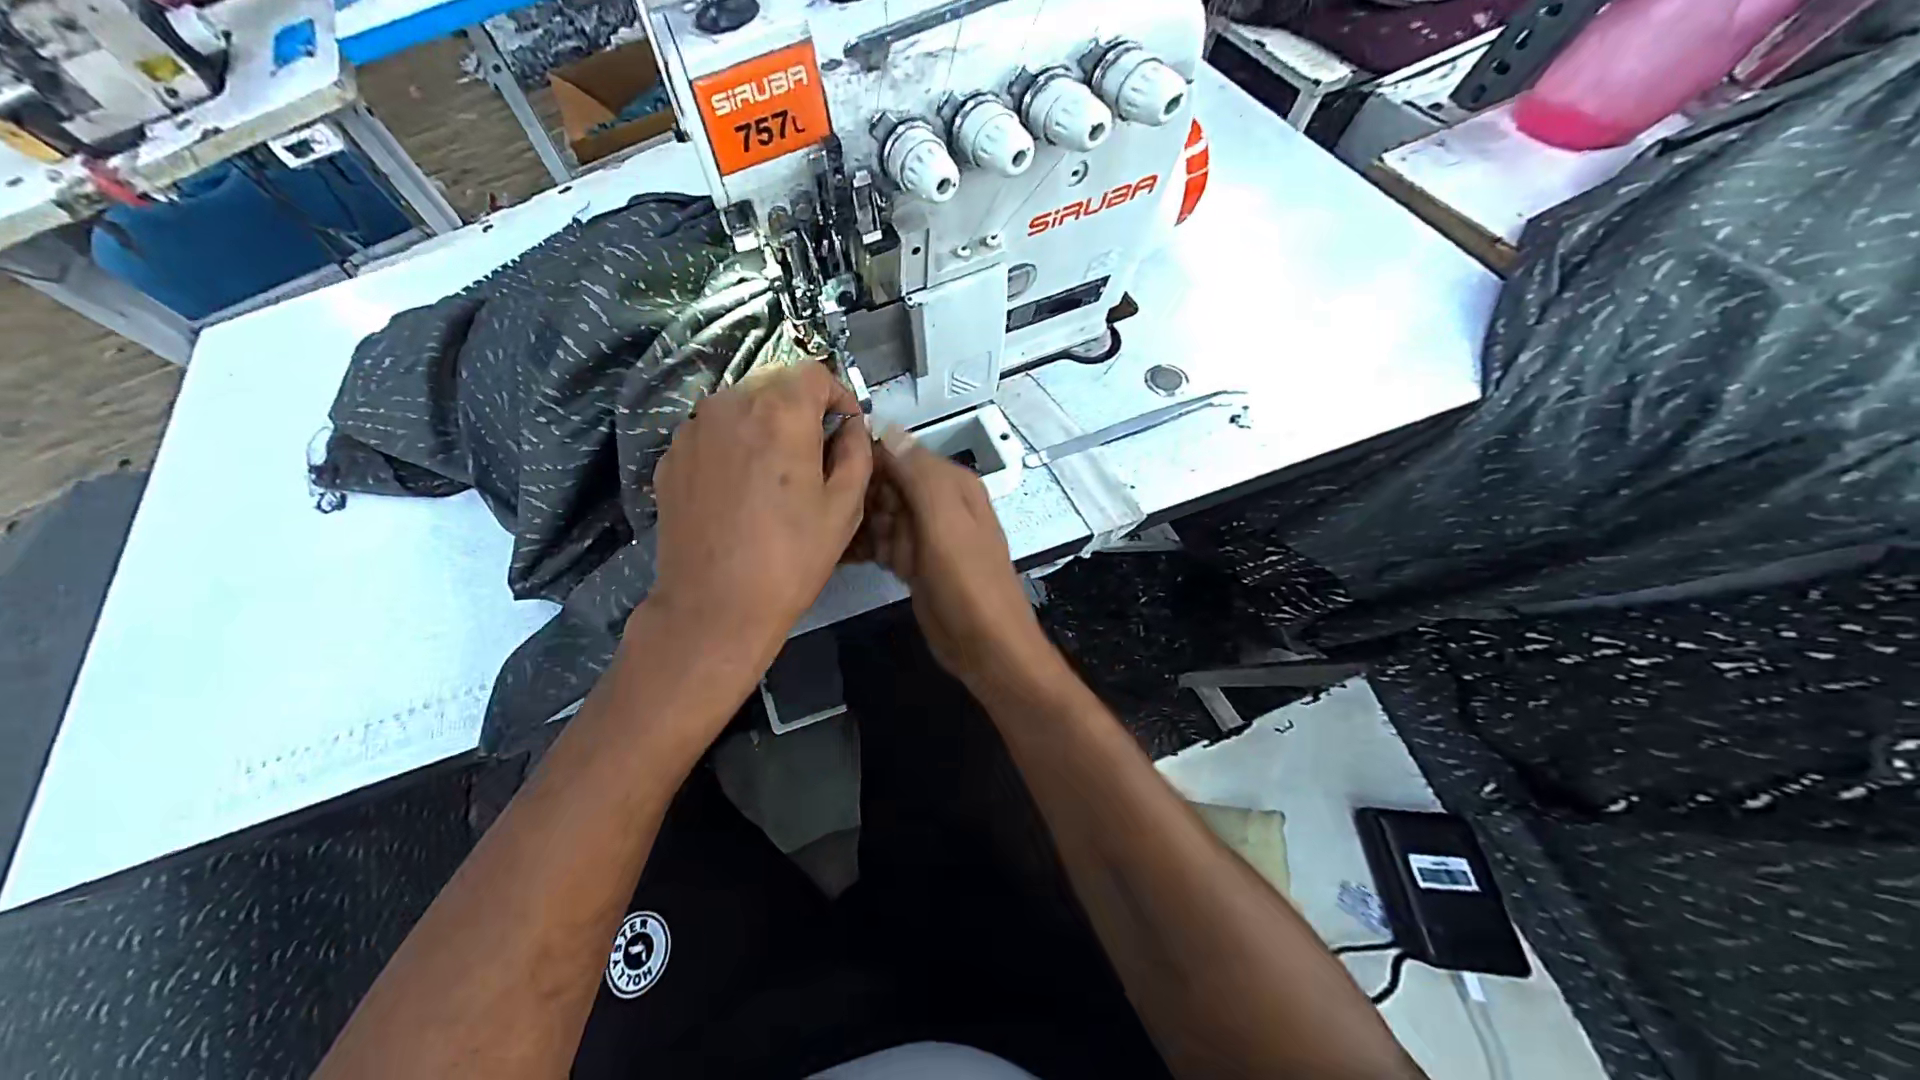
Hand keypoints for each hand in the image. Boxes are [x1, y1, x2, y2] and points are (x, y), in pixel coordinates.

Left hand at [645, 362, 871, 676]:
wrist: (714, 606)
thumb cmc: (790, 558)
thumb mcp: (844, 507)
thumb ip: (857, 452)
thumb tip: (851, 428)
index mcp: (779, 413)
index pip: (813, 373)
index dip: (838, 394)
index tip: (846, 427)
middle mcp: (730, 406)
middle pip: (775, 384)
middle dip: (802, 408)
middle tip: (815, 451)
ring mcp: (692, 429)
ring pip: (740, 405)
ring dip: (765, 424)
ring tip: (777, 471)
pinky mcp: (670, 456)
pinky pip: (712, 432)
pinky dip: (733, 444)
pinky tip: (742, 487)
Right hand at [854, 426, 1052, 686]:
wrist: (985, 646)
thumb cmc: (967, 583)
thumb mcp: (944, 521)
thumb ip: (918, 474)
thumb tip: (887, 428)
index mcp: (953, 484)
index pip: (901, 453)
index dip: (873, 465)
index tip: (848, 484)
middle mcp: (942, 503)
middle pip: (888, 485)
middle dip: (873, 505)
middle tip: (878, 533)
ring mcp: (928, 535)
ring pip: (883, 516)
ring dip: (873, 533)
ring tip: (886, 557)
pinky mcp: (917, 563)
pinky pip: (887, 544)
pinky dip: (876, 552)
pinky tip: (873, 564)